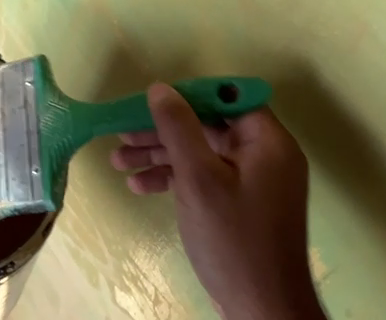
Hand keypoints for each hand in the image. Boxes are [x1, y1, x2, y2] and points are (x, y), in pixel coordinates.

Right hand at [110, 85, 325, 319]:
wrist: (262, 312)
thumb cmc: (233, 239)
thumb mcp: (199, 178)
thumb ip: (178, 128)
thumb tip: (160, 88)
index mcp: (267, 141)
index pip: (225, 98)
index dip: (188, 95)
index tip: (152, 102)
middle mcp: (264, 155)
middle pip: (207, 125)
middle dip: (162, 131)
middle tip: (122, 134)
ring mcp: (253, 182)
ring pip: (200, 152)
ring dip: (160, 155)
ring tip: (119, 161)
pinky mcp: (241, 204)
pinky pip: (204, 177)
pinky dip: (174, 179)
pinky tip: (139, 186)